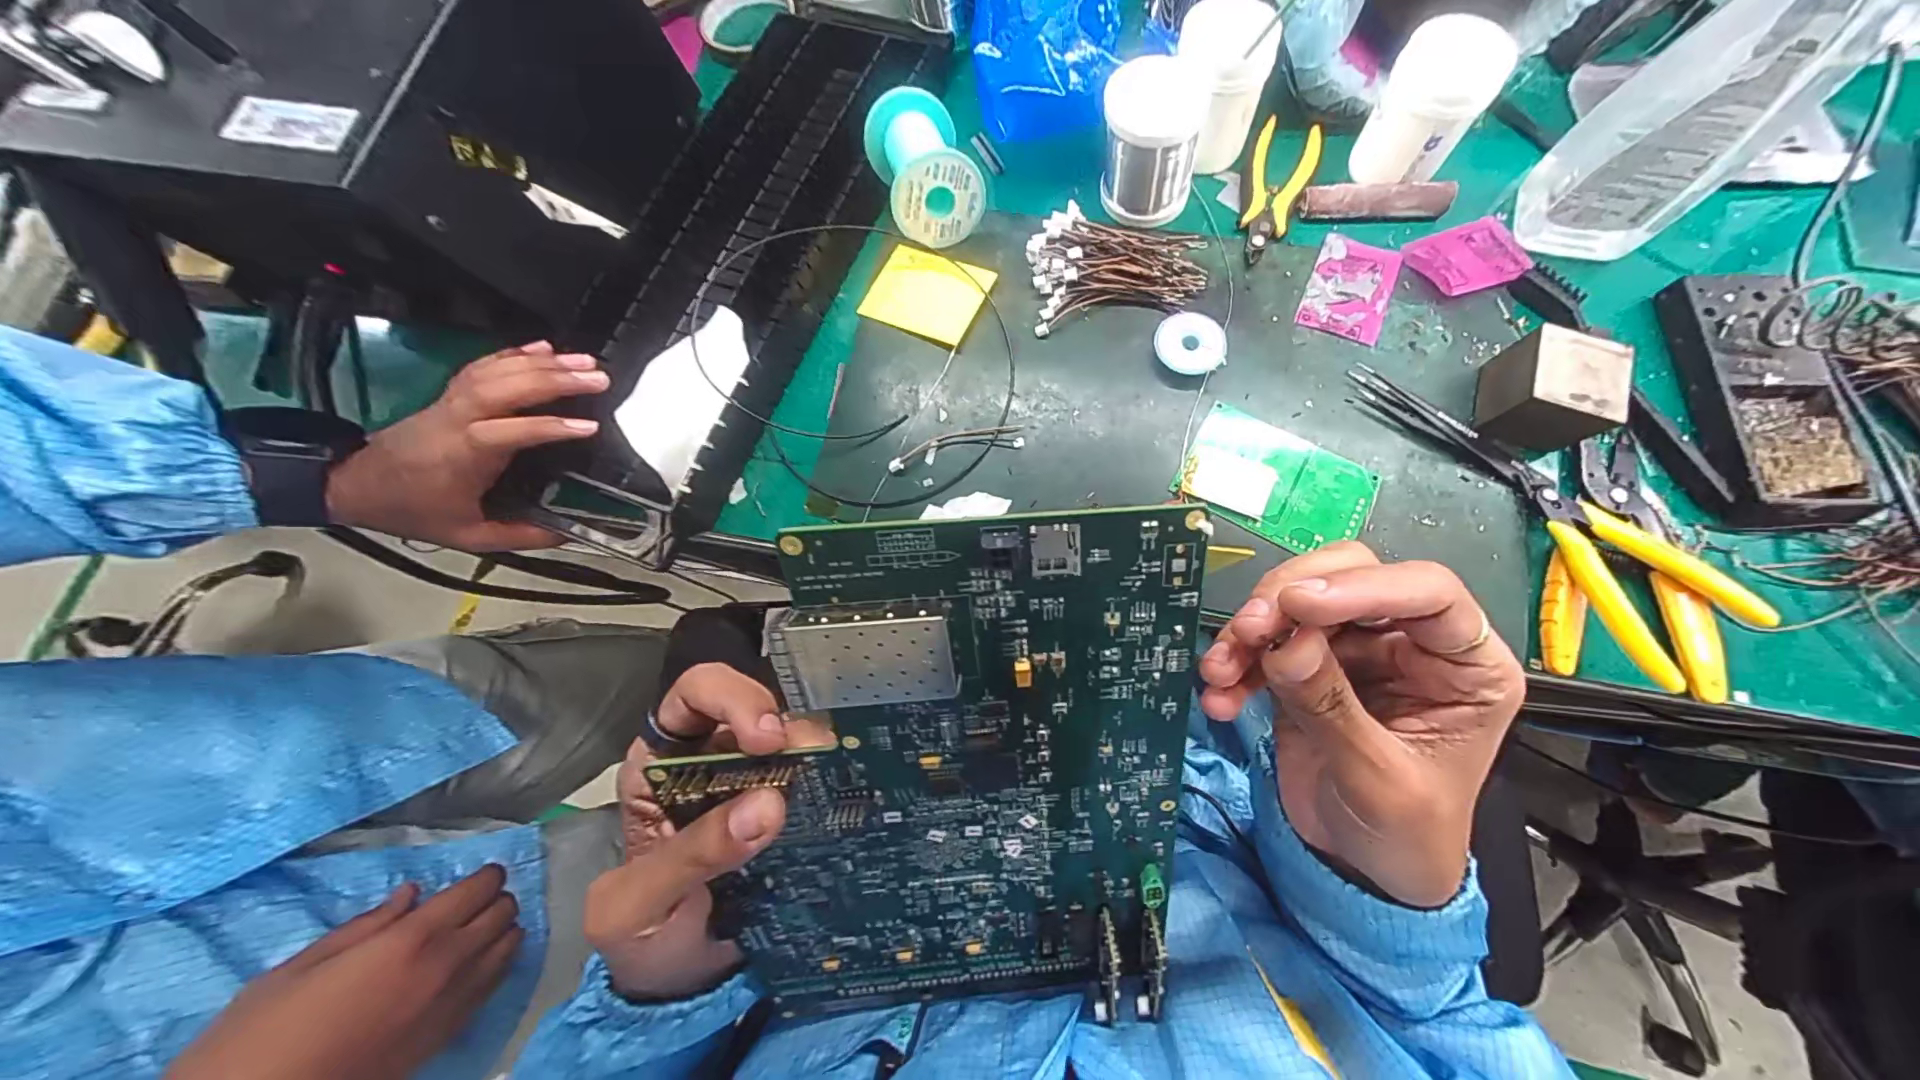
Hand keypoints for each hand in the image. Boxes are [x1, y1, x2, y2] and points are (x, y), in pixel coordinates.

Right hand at [165, 866, 523, 1079]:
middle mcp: (447, 963)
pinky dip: (498, 962)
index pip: (480, 888)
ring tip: (478, 928)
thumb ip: (366, 925)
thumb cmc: (256, 1041)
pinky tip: (477, 962)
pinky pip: (496, 983)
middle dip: (496, 898)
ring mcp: (454, 1001)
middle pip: (504, 911)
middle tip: (474, 901)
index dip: (486, 875)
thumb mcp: (296, 970)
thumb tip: (412, 894)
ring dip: (502, 929)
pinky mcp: (450, 1034)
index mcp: (413, 938)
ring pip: (510, 944)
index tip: (479, 874)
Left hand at [325, 341, 607, 549]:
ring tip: (585, 361)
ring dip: (544, 362)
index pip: (507, 432)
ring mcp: (451, 403)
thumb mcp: (469, 536)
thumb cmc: (413, 510)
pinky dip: (515, 353)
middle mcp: (455, 420)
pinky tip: (544, 348)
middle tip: (597, 377)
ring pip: (496, 371)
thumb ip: (521, 536)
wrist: (354, 486)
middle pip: (504, 388)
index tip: (589, 426)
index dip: (549, 427)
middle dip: (554, 379)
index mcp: (461, 456)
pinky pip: (482, 366)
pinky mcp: (450, 395)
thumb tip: (567, 534)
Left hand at [588, 663, 829, 998]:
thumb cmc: (640, 938)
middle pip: (749, 705)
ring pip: (788, 740)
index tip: (766, 737)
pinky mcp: (787, 812)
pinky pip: (811, 782)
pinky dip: (829, 782)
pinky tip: (842, 793)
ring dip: (812, 752)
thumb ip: (689, 856)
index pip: (693, 697)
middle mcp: (710, 760)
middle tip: (811, 754)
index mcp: (661, 764)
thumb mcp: (637, 908)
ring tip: (831, 777)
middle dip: (780, 722)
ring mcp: (753, 784)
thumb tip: (768, 805)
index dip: (730, 698)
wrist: (678, 986)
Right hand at [1198, 542, 1524, 908]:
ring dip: (1250, 629)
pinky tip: (1219, 694)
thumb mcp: (1378, 778)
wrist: (1360, 866)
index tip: (1296, 606)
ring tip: (1219, 671)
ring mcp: (1351, 650)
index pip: (1427, 592)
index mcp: (1464, 665)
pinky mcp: (1304, 665)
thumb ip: (1333, 708)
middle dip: (1288, 598)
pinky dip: (1237, 661)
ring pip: (1297, 600)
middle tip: (1246, 630)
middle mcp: (1407, 642)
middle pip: (1348, 576)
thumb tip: (1285, 645)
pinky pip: (1265, 641)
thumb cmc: (1404, 833)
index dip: (1362, 586)